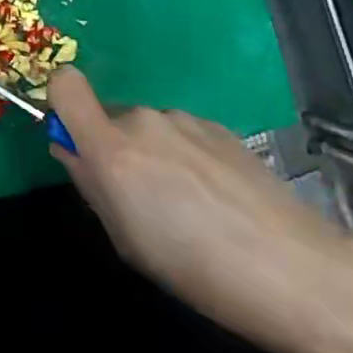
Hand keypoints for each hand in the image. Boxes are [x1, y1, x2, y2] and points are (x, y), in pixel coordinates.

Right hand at [48, 68, 352, 352]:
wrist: (291, 265)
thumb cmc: (194, 267)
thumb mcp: (125, 239)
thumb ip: (92, 185)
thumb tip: (72, 150)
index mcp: (113, 148)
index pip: (66, 85)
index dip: (61, 102)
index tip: (73, 138)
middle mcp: (144, 120)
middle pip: (110, 119)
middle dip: (115, 149)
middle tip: (140, 200)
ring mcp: (185, 118)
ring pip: (148, 129)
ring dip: (152, 155)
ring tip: (187, 205)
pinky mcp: (218, 125)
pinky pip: (182, 134)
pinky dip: (185, 156)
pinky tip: (215, 197)